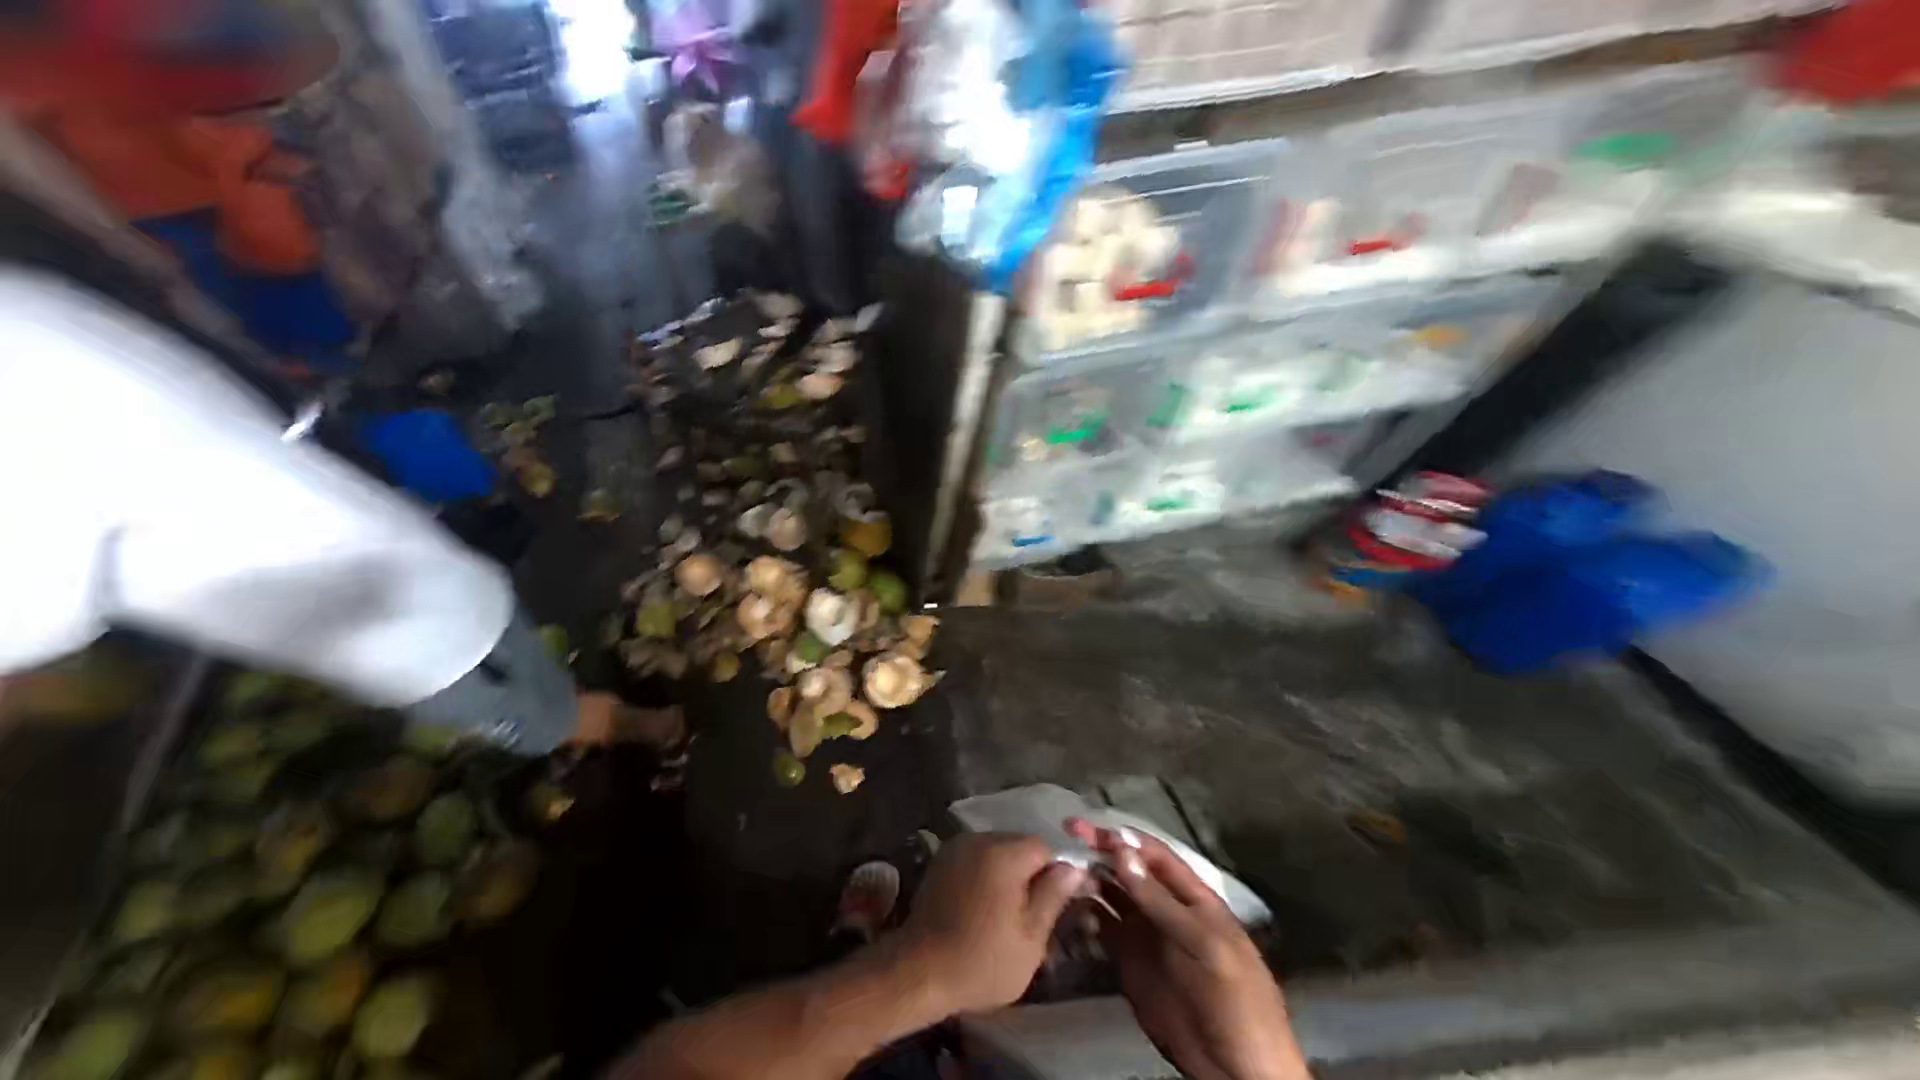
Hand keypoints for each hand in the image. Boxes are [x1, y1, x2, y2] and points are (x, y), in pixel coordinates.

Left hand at [896, 832, 1085, 1015]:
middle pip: (1020, 844)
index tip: (1061, 899)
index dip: (1058, 870)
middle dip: (1032, 871)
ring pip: (997, 850)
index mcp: (1004, 853)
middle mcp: (979, 839)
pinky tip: (986, 904)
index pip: (1045, 846)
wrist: (919, 972)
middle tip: (1037, 909)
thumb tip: (1075, 868)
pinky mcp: (941, 861)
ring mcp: (956, 848)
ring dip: (1009, 872)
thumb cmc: (981, 960)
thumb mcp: (1030, 937)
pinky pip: (976, 858)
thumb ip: (1054, 896)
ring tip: (1011, 910)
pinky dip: (986, 874)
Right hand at [1068, 819, 1308, 1079]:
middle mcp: (1163, 907)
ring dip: (1088, 880)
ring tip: (1061, 872)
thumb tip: (1120, 851)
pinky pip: (1103, 929)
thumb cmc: (1234, 997)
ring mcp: (1145, 934)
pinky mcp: (1129, 961)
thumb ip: (1160, 900)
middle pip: (1127, 869)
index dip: (1121, 838)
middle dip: (1098, 852)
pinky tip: (1071, 909)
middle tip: (1065, 838)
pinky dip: (1086, 916)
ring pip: (1110, 895)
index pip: (1152, 854)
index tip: (1086, 827)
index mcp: (1190, 895)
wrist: (1238, 1068)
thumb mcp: (1203, 943)